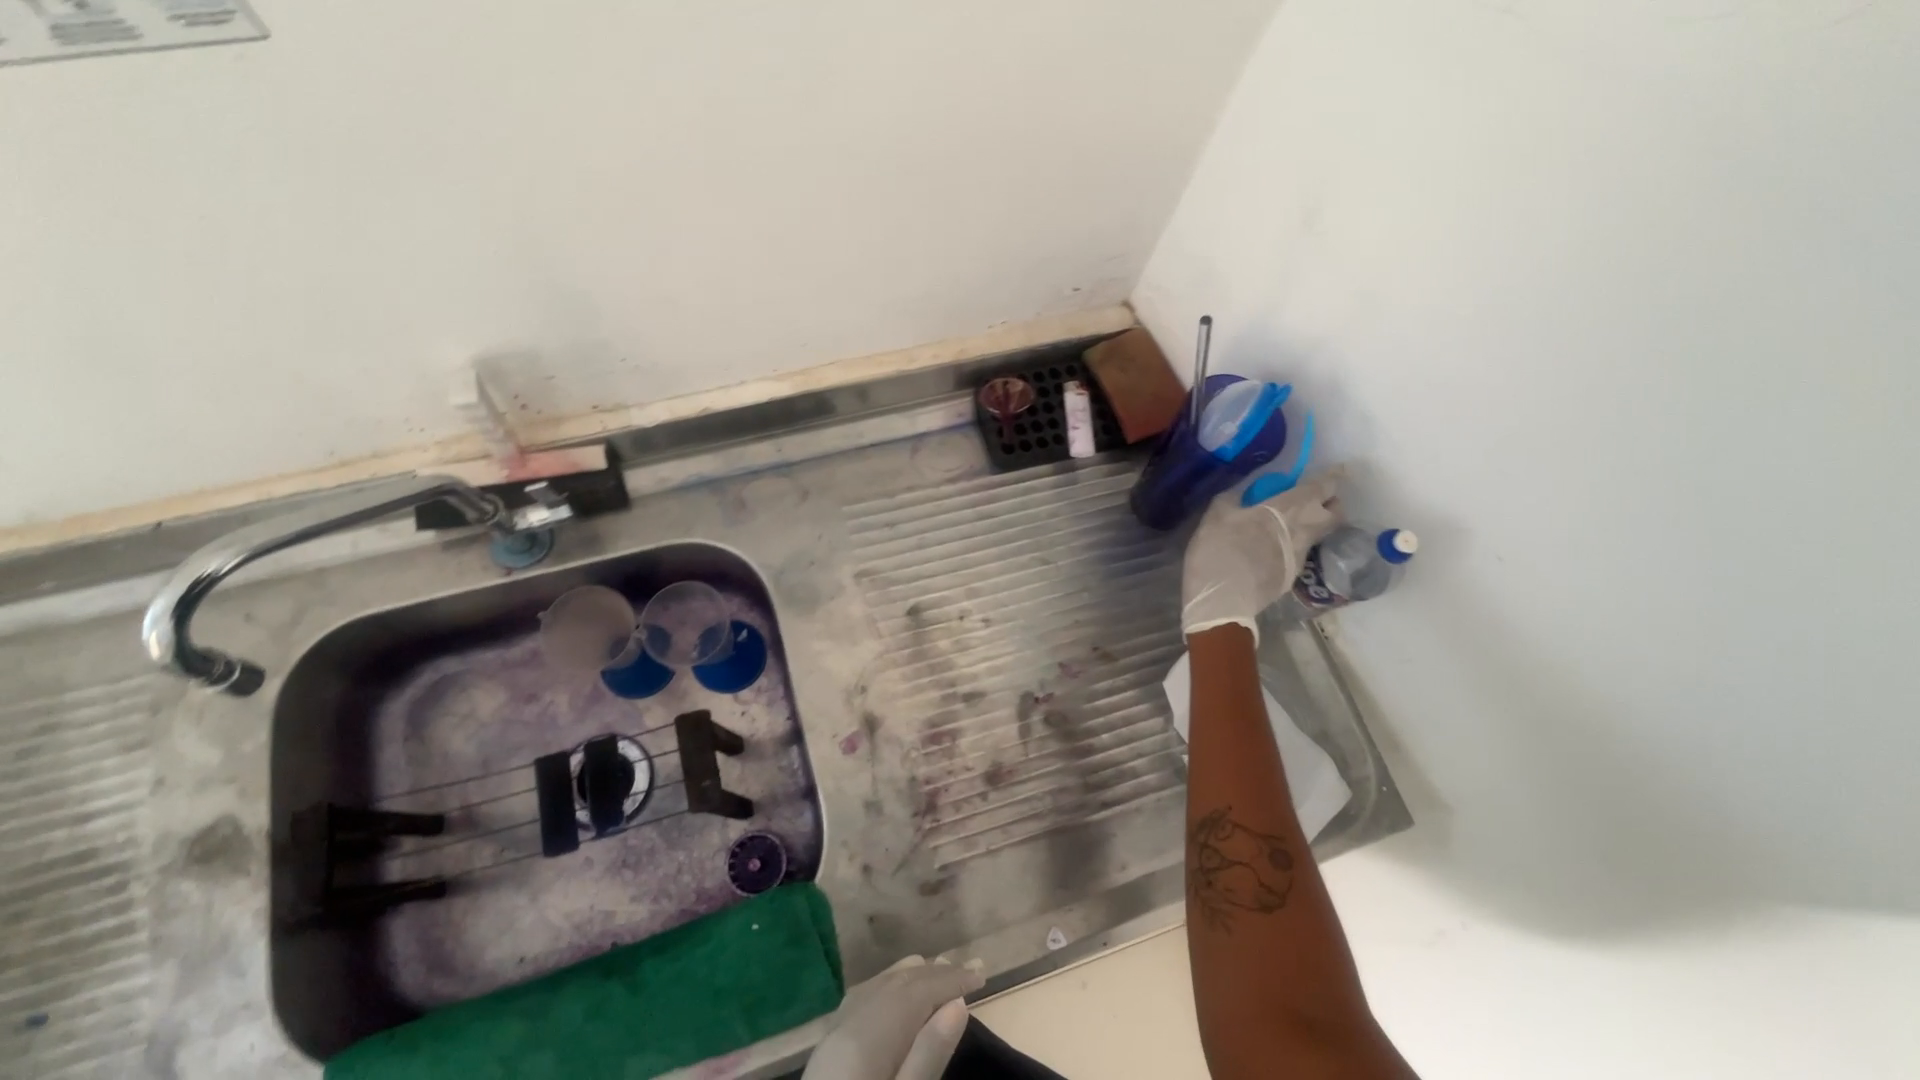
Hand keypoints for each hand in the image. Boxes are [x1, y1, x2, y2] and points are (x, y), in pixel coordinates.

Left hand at [802, 956, 983, 1079]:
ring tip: (939, 970)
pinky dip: (886, 986)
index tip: (982, 976)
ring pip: (875, 988)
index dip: (950, 980)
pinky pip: (860, 999)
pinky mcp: (826, 1050)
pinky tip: (893, 991)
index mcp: (868, 1039)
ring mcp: (832, 1036)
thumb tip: (957, 1005)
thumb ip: (928, 1055)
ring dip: (910, 977)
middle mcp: (847, 1026)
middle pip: (895, 985)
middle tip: (971, 969)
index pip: (915, 993)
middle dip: (934, 973)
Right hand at [1180, 471, 1341, 641]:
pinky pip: (1299, 554)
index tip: (1338, 471)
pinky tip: (1271, 551)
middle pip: (1335, 514)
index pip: (1322, 487)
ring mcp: (1301, 556)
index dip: (1333, 477)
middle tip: (1317, 499)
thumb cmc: (1218, 551)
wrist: (1221, 600)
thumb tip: (1242, 492)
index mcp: (1288, 508)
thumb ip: (1232, 498)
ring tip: (1289, 525)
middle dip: (1332, 503)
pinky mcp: (1293, 576)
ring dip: (1311, 526)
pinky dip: (1292, 546)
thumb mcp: (1215, 516)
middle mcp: (1304, 530)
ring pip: (1317, 535)